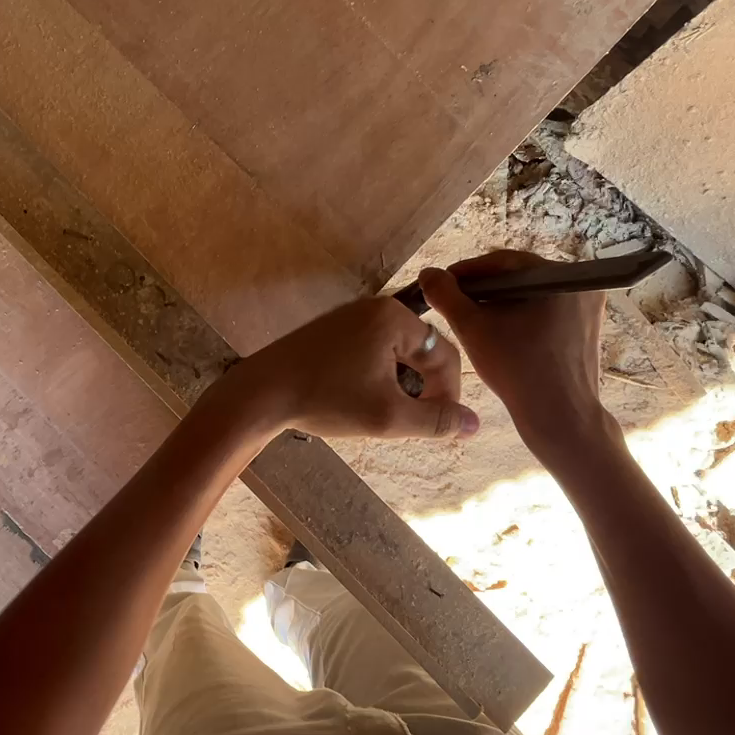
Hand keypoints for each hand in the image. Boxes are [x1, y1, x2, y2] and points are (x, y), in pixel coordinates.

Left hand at [214, 297, 478, 440]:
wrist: (260, 393)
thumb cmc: (324, 400)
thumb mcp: (387, 417)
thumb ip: (436, 421)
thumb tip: (474, 425)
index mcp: (392, 318)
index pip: (445, 355)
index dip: (448, 395)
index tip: (438, 426)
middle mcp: (373, 308)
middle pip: (421, 351)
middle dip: (422, 390)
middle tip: (410, 423)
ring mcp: (349, 316)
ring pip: (396, 354)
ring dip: (400, 385)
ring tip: (385, 414)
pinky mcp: (331, 330)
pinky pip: (371, 351)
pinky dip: (376, 377)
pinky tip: (361, 401)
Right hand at [417, 251, 604, 442]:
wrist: (559, 415)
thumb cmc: (516, 368)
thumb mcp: (471, 327)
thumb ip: (445, 295)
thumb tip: (428, 274)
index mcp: (557, 277)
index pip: (501, 262)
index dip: (465, 272)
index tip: (440, 285)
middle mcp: (580, 285)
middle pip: (517, 277)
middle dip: (482, 289)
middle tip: (454, 305)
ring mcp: (587, 307)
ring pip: (530, 295)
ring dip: (499, 304)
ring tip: (473, 321)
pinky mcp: (586, 327)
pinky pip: (544, 311)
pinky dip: (520, 317)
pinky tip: (500, 335)